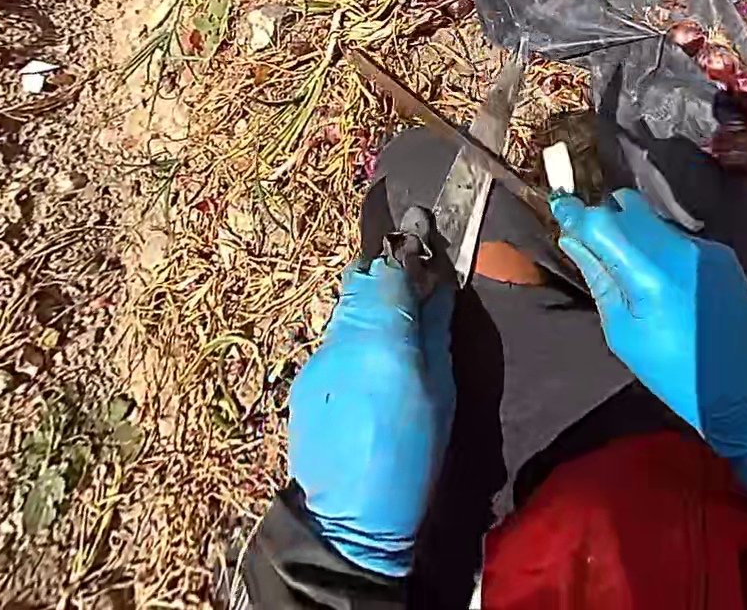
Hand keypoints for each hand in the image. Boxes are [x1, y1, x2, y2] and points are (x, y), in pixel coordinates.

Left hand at [287, 256, 454, 575]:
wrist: (351, 522)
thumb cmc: (413, 451)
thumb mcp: (441, 386)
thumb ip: (436, 326)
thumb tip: (439, 281)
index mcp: (384, 341)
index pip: (391, 269)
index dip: (409, 244)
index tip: (424, 223)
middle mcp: (342, 340)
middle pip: (361, 279)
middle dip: (388, 269)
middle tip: (416, 276)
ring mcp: (317, 359)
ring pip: (345, 305)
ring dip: (372, 298)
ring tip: (396, 318)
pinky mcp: (305, 377)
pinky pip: (334, 334)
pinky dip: (356, 328)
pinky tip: (372, 356)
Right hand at [551, 189, 746, 491]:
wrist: (746, 385)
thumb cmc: (674, 371)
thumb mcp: (623, 333)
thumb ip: (599, 277)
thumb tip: (572, 240)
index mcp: (650, 272)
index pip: (604, 222)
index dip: (578, 212)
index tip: (560, 206)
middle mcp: (679, 248)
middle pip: (630, 206)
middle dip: (606, 215)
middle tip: (593, 239)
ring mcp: (703, 247)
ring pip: (654, 217)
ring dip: (633, 228)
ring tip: (627, 261)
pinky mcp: (720, 251)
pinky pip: (677, 234)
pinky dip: (659, 243)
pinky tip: (661, 274)